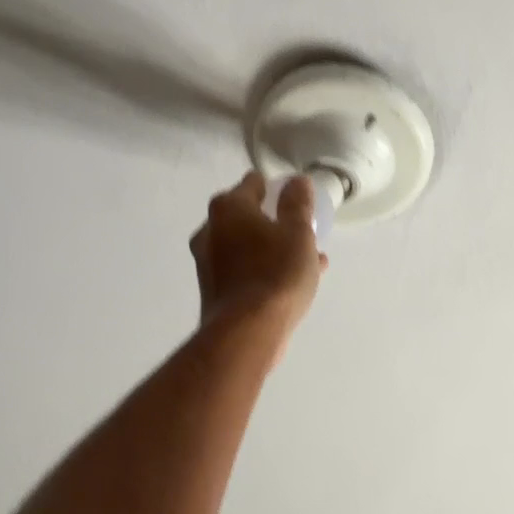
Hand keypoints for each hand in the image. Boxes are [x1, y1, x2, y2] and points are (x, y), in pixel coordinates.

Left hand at [189, 172, 325, 331]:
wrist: (248, 332)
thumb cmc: (277, 273)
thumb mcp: (298, 233)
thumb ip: (297, 204)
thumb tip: (296, 181)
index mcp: (229, 208)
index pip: (253, 184)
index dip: (276, 188)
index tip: (296, 201)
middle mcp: (210, 230)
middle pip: (245, 216)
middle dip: (272, 220)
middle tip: (300, 230)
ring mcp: (208, 262)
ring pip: (245, 245)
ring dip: (271, 247)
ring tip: (305, 259)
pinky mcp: (213, 290)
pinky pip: (243, 269)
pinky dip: (263, 268)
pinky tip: (291, 281)